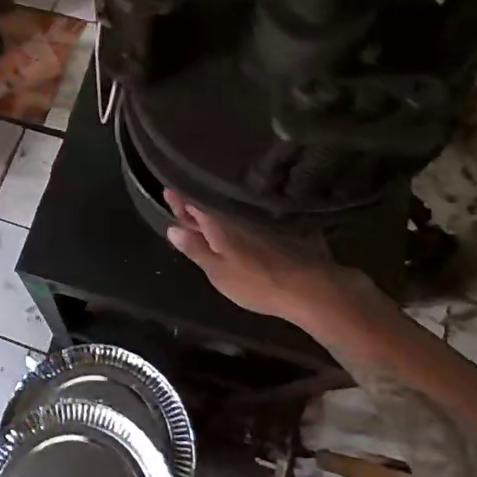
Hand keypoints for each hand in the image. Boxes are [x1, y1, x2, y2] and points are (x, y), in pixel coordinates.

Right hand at [163, 190, 348, 322]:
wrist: (308, 287)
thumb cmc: (255, 282)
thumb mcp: (216, 270)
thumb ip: (194, 248)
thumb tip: (171, 228)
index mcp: (218, 220)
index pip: (191, 201)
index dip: (178, 197)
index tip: (168, 189)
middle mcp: (238, 211)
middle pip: (210, 202)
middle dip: (194, 201)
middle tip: (181, 199)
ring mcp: (259, 216)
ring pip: (231, 207)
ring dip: (217, 206)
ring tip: (203, 207)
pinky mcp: (279, 224)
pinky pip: (251, 212)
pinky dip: (239, 213)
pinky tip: (238, 218)